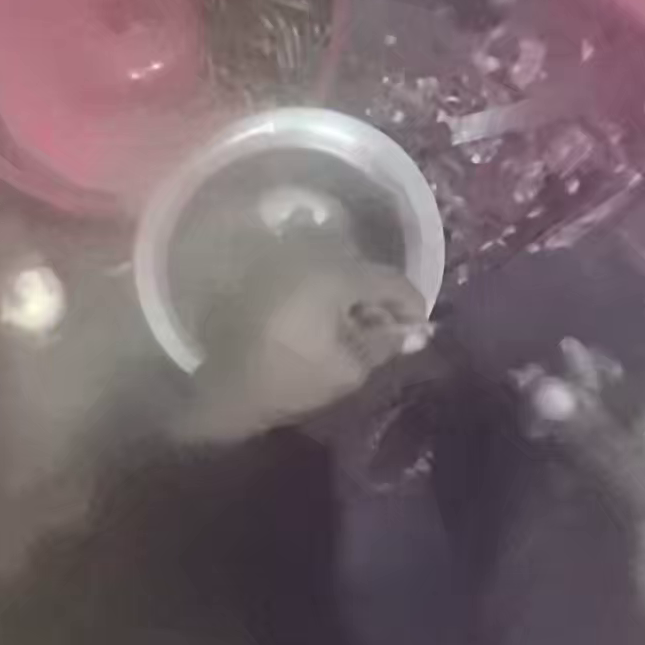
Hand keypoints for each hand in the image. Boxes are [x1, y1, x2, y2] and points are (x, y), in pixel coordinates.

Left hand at [176, 243, 425, 443]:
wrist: (226, 390)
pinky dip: (328, 296)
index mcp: (334, 274)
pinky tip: (329, 324)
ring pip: (337, 270)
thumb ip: (387, 344)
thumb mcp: (349, 369)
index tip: (418, 331)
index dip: (412, 305)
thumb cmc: (291, 379)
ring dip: (354, 298)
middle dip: (381, 302)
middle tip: (389, 335)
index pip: (390, 279)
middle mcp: (309, 254)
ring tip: (358, 332)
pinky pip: (311, 276)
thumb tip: (417, 333)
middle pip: (364, 270)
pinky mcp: (267, 274)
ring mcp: (284, 260)